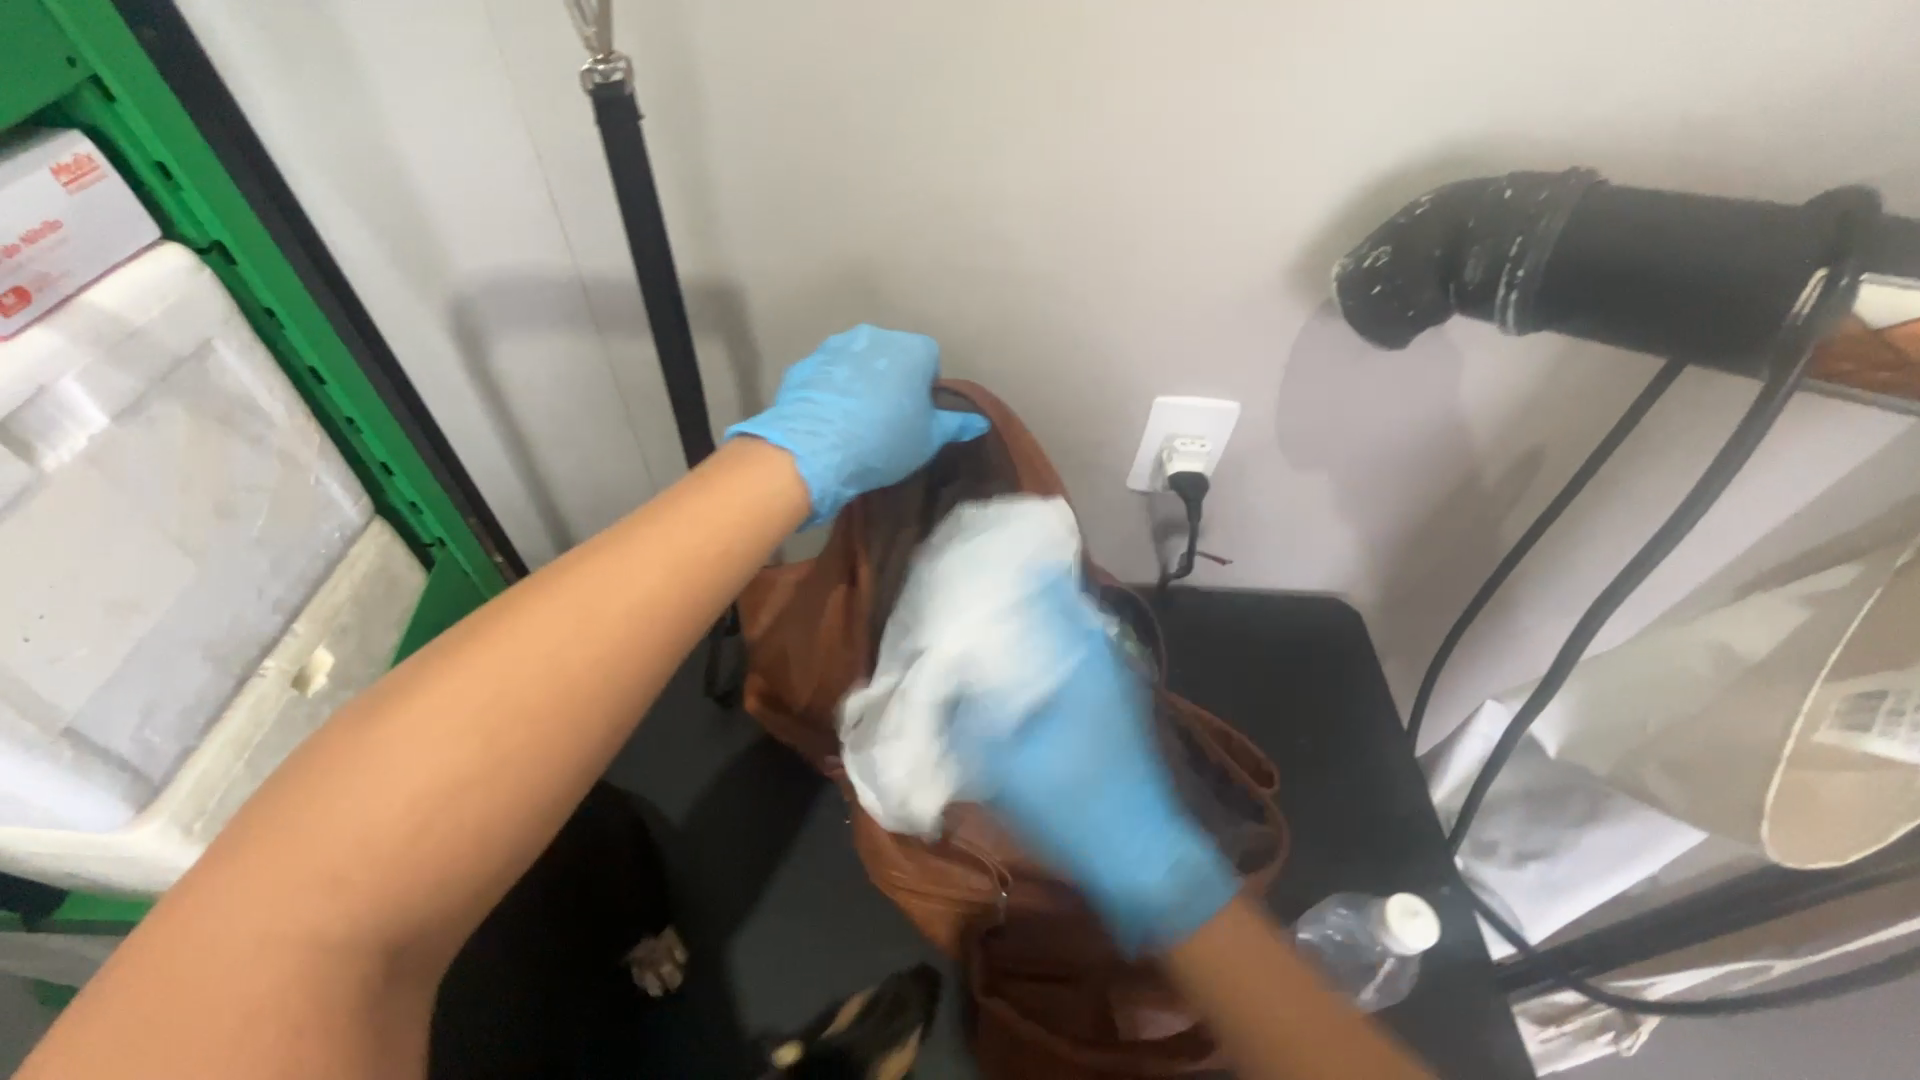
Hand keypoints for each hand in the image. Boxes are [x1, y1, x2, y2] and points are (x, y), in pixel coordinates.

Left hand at [725, 324, 990, 526]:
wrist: (815, 450)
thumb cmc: (885, 441)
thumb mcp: (929, 440)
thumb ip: (955, 425)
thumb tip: (980, 421)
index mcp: (912, 348)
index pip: (929, 362)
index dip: (924, 390)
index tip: (915, 417)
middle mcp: (874, 336)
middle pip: (891, 357)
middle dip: (891, 382)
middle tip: (887, 421)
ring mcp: (833, 346)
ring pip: (856, 363)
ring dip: (860, 384)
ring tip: (855, 423)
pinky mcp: (803, 365)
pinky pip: (826, 377)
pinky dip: (830, 392)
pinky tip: (828, 423)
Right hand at [948, 572, 1237, 953]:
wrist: (1141, 855)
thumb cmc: (1071, 805)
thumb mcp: (1000, 765)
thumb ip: (962, 715)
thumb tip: (937, 674)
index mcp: (1077, 654)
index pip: (1046, 581)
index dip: (1010, 564)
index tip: (972, 555)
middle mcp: (1099, 654)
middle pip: (1053, 602)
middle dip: (1011, 593)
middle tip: (966, 593)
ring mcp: (1111, 679)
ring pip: (1061, 631)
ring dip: (1025, 624)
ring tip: (981, 625)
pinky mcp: (1112, 704)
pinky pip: (1068, 658)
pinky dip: (1039, 653)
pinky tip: (1010, 672)